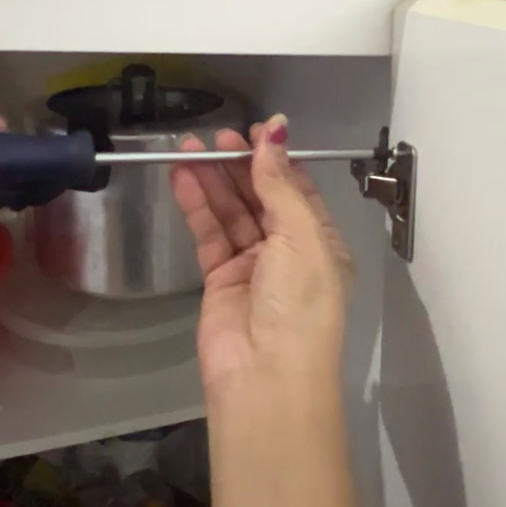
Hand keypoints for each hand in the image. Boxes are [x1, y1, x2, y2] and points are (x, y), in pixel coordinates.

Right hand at [169, 114, 352, 393]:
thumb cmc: (299, 304)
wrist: (266, 378)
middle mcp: (290, 253)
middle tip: (217, 136)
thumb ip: (280, 183)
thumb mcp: (300, 236)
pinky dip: (197, 205)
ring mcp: (254, 267)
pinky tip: (183, 177)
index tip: (255, 130)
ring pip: (232, 213)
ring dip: (214, 181)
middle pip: (262, 198)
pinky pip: (209, 234)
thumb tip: (276, 129)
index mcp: (322, 243)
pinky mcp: (220, 280)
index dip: (278, 160)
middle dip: (241, 166)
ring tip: (190, 148)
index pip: (299, 191)